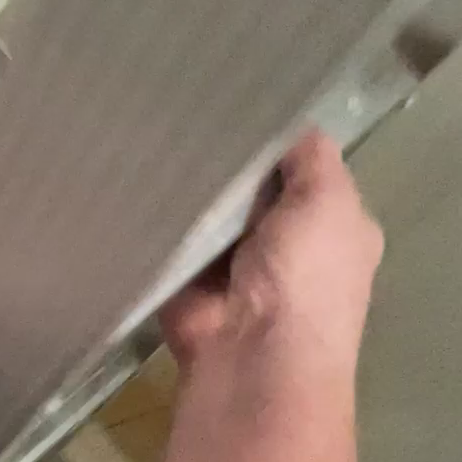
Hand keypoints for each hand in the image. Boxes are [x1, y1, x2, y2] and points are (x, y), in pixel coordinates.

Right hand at [161, 130, 383, 375]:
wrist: (248, 350)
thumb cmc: (304, 275)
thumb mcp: (327, 202)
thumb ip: (311, 161)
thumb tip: (293, 124)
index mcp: (328, 223)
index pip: (301, 169)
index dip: (275, 142)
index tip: (239, 111)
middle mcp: (279, 241)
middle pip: (247, 189)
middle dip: (223, 164)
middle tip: (184, 126)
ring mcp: (227, 262)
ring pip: (204, 212)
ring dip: (186, 193)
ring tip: (153, 150)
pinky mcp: (181, 278)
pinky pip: (168, 241)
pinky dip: (155, 224)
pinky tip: (134, 194)